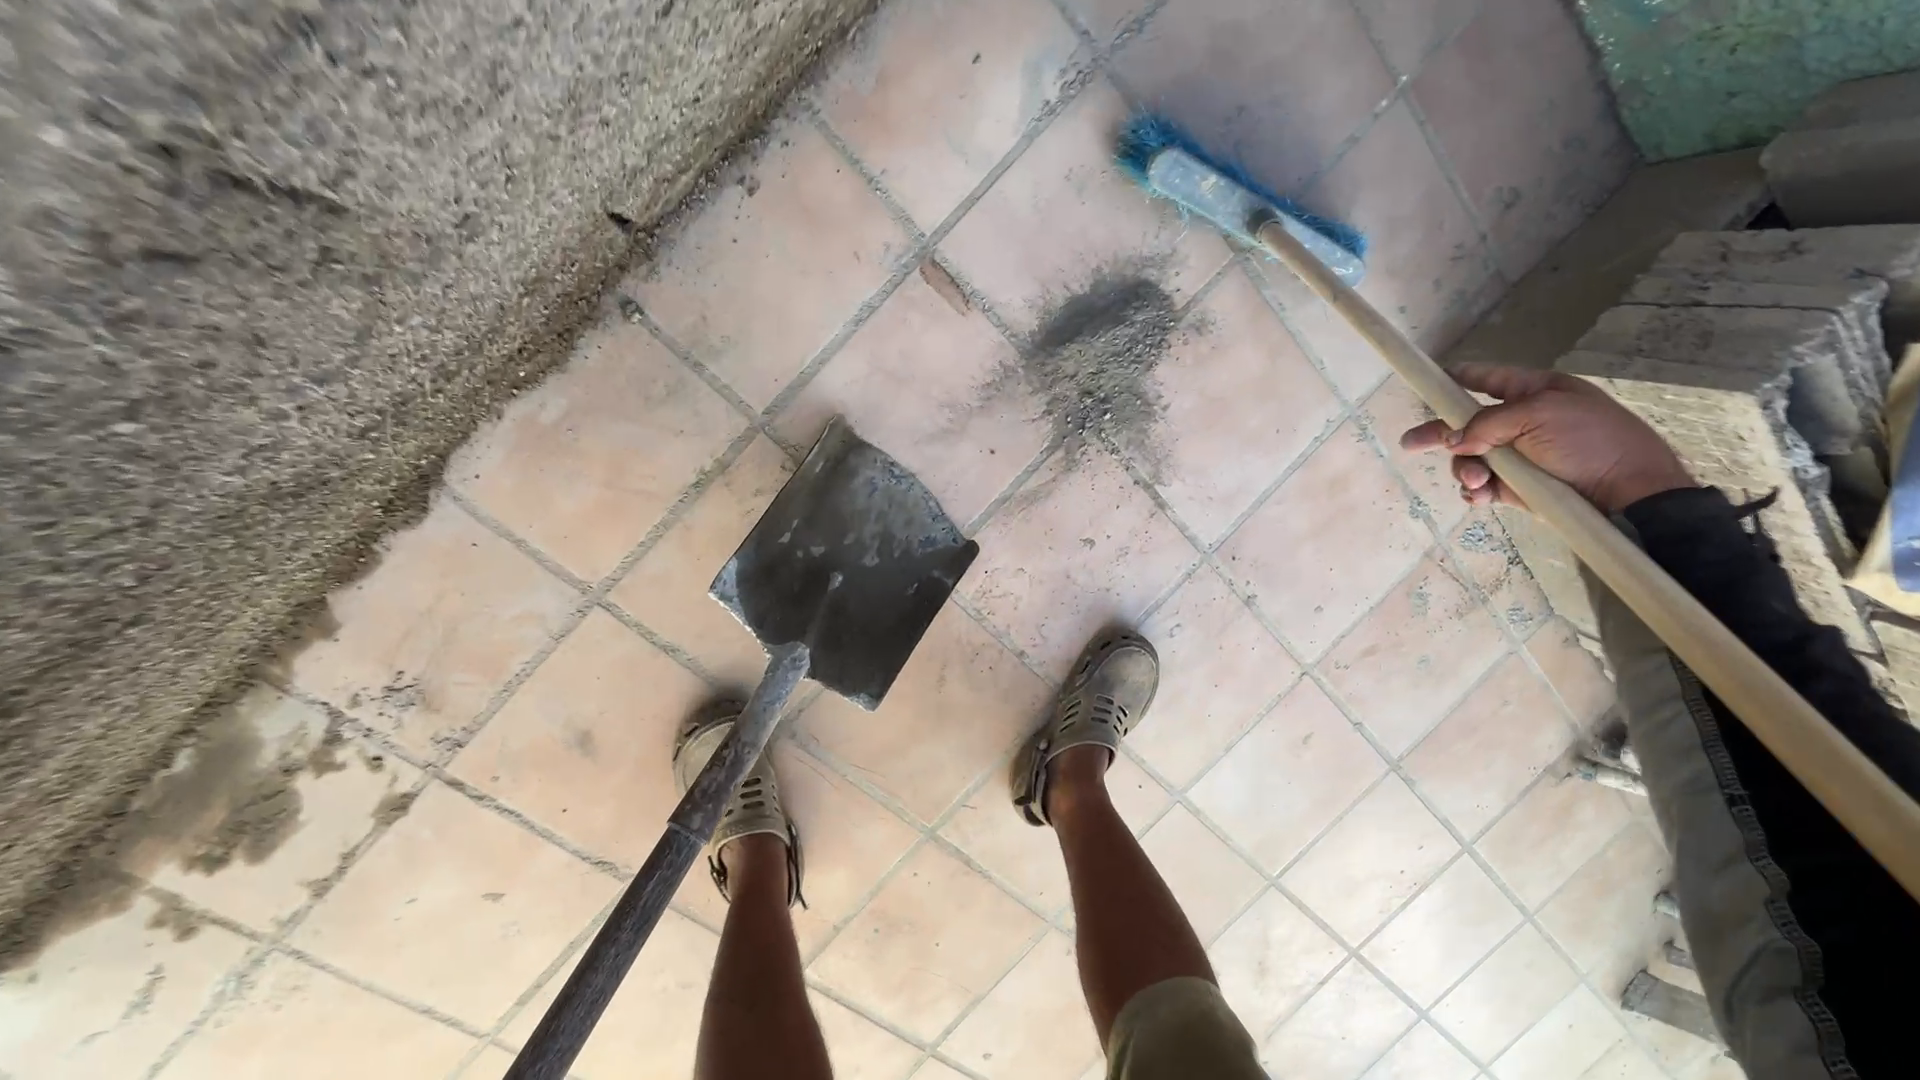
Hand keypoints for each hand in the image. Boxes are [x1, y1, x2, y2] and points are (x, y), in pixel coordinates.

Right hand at [1399, 363, 1693, 514]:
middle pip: (1468, 424)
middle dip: (1442, 435)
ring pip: (1471, 459)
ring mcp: (1521, 456)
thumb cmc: (1590, 440)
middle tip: (1410, 443)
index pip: (1489, 378)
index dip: (1459, 377)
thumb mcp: (1538, 416)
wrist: (1629, 493)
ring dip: (1465, 469)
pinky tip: (1479, 496)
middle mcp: (1523, 422)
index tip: (1430, 380)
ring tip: (1475, 482)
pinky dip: (1476, 491)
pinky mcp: (1519, 488)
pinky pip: (1483, 486)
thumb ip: (1487, 423)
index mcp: (1535, 392)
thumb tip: (1452, 440)